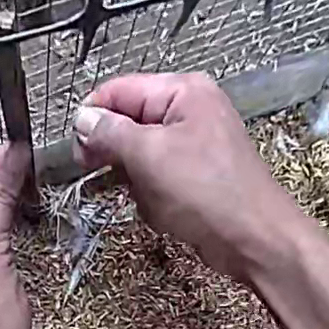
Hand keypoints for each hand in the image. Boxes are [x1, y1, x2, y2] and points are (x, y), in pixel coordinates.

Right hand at [71, 72, 314, 278]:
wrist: (253, 238)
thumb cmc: (206, 193)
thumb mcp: (150, 156)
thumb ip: (111, 133)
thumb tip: (82, 119)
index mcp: (182, 92)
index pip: (120, 90)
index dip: (92, 116)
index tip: (76, 150)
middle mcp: (188, 111)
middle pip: (129, 121)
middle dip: (113, 152)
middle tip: (97, 174)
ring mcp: (193, 145)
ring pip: (140, 155)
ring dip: (133, 180)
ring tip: (147, 197)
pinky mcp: (194, 176)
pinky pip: (156, 178)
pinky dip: (150, 195)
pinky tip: (161, 210)